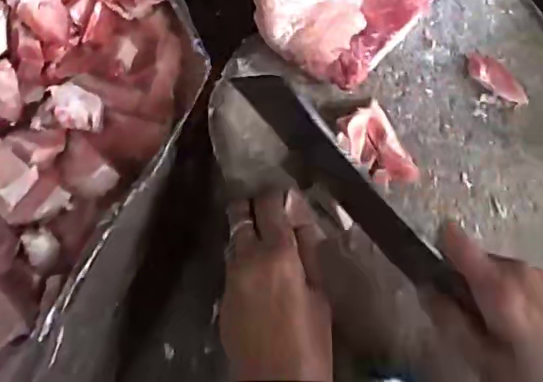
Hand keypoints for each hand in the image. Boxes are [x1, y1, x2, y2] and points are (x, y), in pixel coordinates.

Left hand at [219, 189, 332, 381]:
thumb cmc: (310, 347)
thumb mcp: (320, 298)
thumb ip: (309, 254)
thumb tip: (301, 219)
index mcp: (278, 254)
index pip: (269, 203)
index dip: (275, 195)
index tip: (284, 196)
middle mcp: (248, 256)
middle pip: (241, 211)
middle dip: (253, 206)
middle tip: (268, 212)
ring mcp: (230, 274)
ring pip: (234, 236)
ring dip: (246, 232)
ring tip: (262, 241)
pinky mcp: (222, 294)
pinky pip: (231, 263)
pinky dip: (242, 259)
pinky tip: (256, 273)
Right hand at [423, 222, 542, 381]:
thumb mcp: (484, 363)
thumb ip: (448, 320)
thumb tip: (424, 287)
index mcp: (497, 281)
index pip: (450, 235)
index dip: (436, 249)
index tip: (436, 277)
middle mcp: (519, 267)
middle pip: (475, 259)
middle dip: (467, 284)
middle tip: (474, 324)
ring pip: (498, 271)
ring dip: (491, 292)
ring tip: (503, 334)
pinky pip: (520, 282)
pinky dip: (513, 298)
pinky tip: (527, 334)